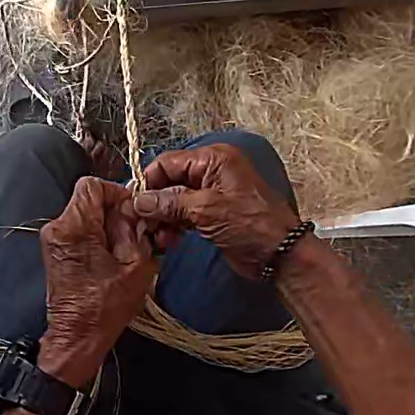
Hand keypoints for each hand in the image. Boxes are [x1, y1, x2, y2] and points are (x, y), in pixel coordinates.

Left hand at [39, 176, 158, 386]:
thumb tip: (133, 207)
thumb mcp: (135, 264)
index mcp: (74, 227)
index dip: (116, 193)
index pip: (92, 184)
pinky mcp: (54, 250)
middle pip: (89, 199)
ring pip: (85, 214)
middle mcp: (57, 228)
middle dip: (114, 213)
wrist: (77, 336)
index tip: (132, 211)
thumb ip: (135, 228)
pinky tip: (110, 258)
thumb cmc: (105, 307)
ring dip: (107, 226)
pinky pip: (78, 229)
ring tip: (124, 251)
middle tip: (134, 234)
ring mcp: (52, 239)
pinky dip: (96, 236)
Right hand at [129, 144, 300, 278]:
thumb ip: (168, 203)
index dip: (148, 182)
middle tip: (144, 226)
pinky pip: (183, 214)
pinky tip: (168, 241)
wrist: (281, 255)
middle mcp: (210, 171)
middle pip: (168, 182)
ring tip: (158, 238)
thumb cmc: (249, 224)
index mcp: (212, 158)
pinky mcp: (212, 213)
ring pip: (173, 200)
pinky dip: (174, 226)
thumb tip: (137, 201)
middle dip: (154, 204)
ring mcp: (211, 193)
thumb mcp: (205, 210)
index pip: (166, 163)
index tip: (133, 205)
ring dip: (162, 219)